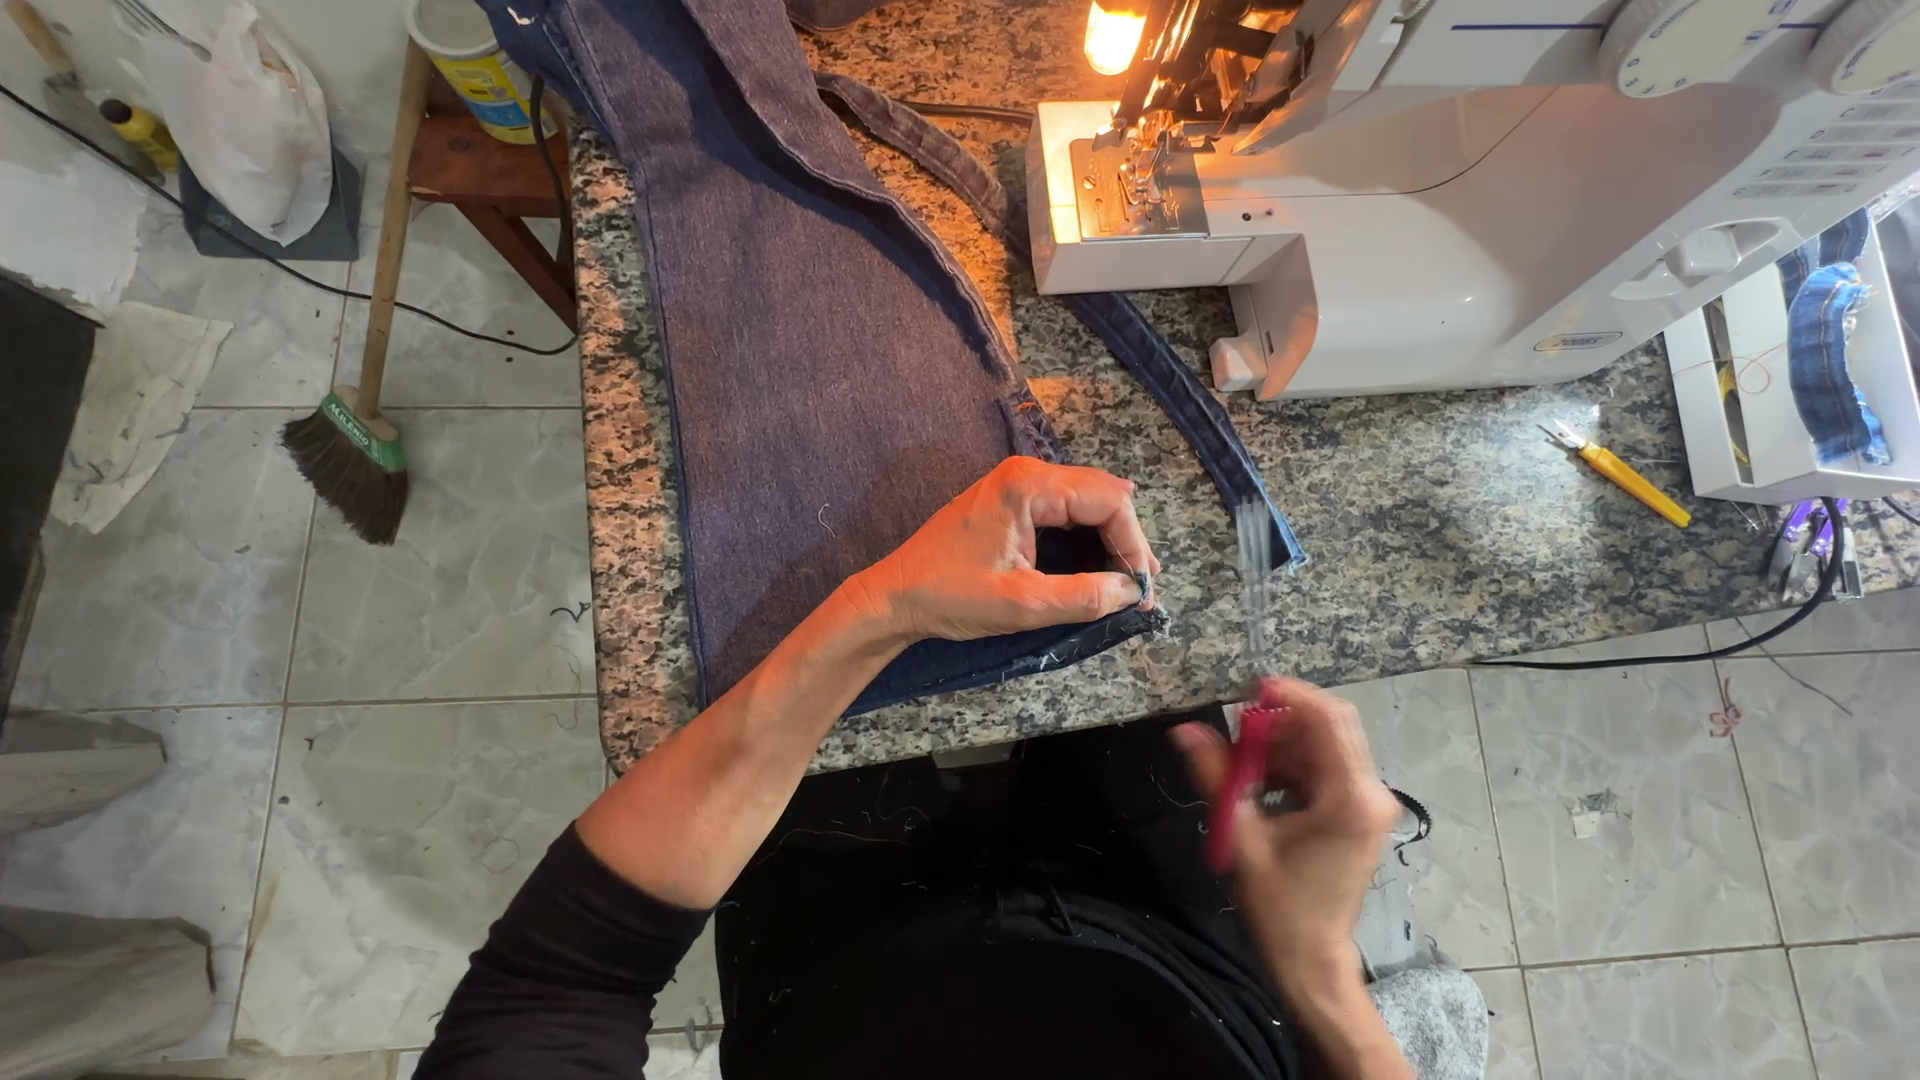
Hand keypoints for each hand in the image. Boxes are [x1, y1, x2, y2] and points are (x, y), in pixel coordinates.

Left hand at [842, 456, 1159, 642]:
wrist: (896, 596)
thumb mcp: (1023, 604)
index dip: (1134, 544)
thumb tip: (1131, 592)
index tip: (1142, 588)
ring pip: (1085, 501)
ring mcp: (1015, 483)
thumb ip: (1084, 597)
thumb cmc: (950, 596)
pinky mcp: (1009, 501)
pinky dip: (1085, 536)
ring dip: (1108, 538)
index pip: (1109, 501)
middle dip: (1126, 540)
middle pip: (1101, 495)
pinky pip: (1063, 510)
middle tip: (1140, 586)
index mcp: (1028, 485)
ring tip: (1126, 578)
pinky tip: (1096, 562)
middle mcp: (1025, 473)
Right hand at [1169, 679, 1401, 984]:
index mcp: (1349, 799)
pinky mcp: (1357, 811)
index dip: (1290, 695)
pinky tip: (1259, 783)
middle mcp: (1369, 793)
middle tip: (1235, 737)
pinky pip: (1322, 766)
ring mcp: (1367, 803)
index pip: (1329, 720)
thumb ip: (1215, 775)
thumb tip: (1184, 730)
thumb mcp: (1240, 837)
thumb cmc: (1280, 906)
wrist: (1312, 959)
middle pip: (1327, 728)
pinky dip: (1289, 764)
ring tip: (1240, 767)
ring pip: (1322, 745)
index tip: (1248, 691)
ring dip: (1279, 745)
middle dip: (1278, 723)